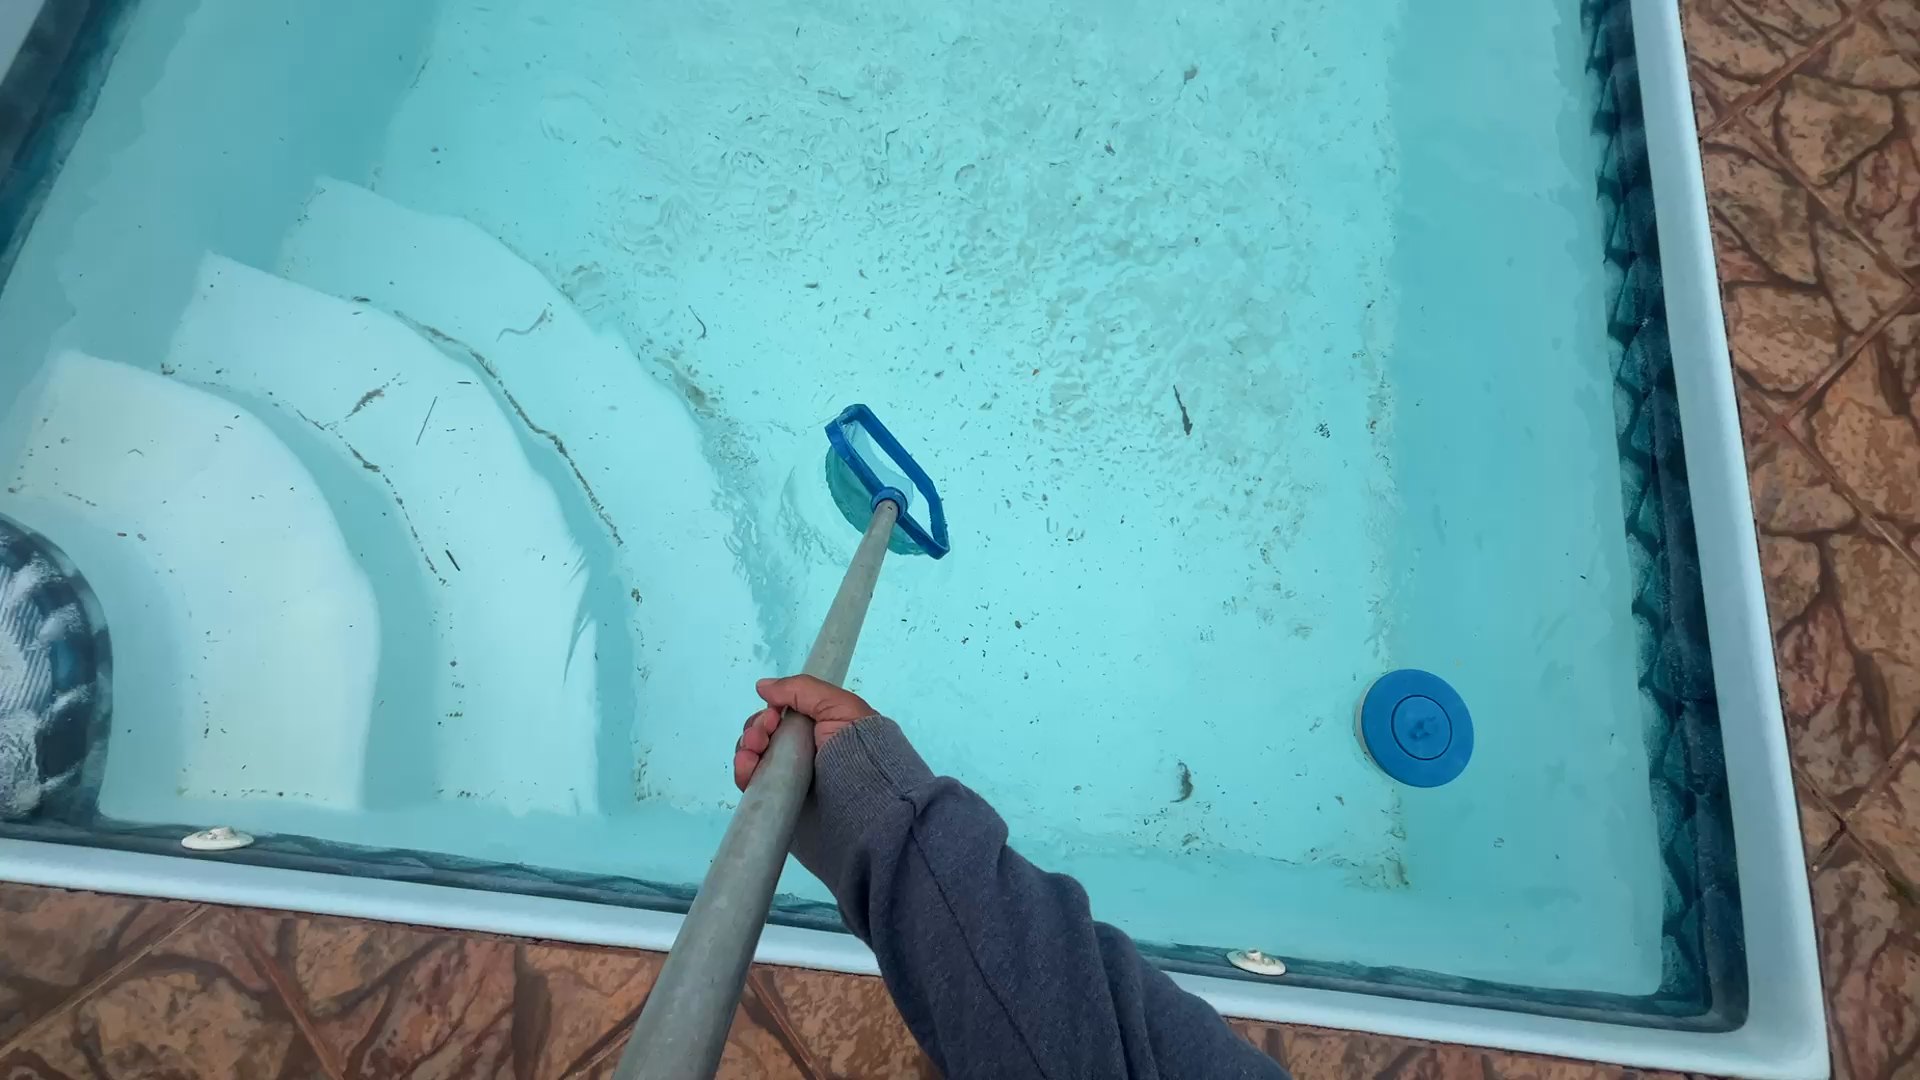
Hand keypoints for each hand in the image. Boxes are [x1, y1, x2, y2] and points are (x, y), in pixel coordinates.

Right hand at [733, 675, 876, 790]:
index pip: (780, 716)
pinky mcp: (779, 802)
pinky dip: (743, 774)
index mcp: (816, 728)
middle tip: (762, 737)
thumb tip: (763, 686)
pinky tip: (747, 769)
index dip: (769, 714)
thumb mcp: (838, 706)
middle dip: (755, 731)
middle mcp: (801, 752)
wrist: (866, 801)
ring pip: (753, 759)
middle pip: (763, 735)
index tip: (773, 718)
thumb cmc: (857, 748)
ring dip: (745, 751)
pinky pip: (752, 785)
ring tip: (751, 756)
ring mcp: (788, 779)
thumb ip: (800, 690)